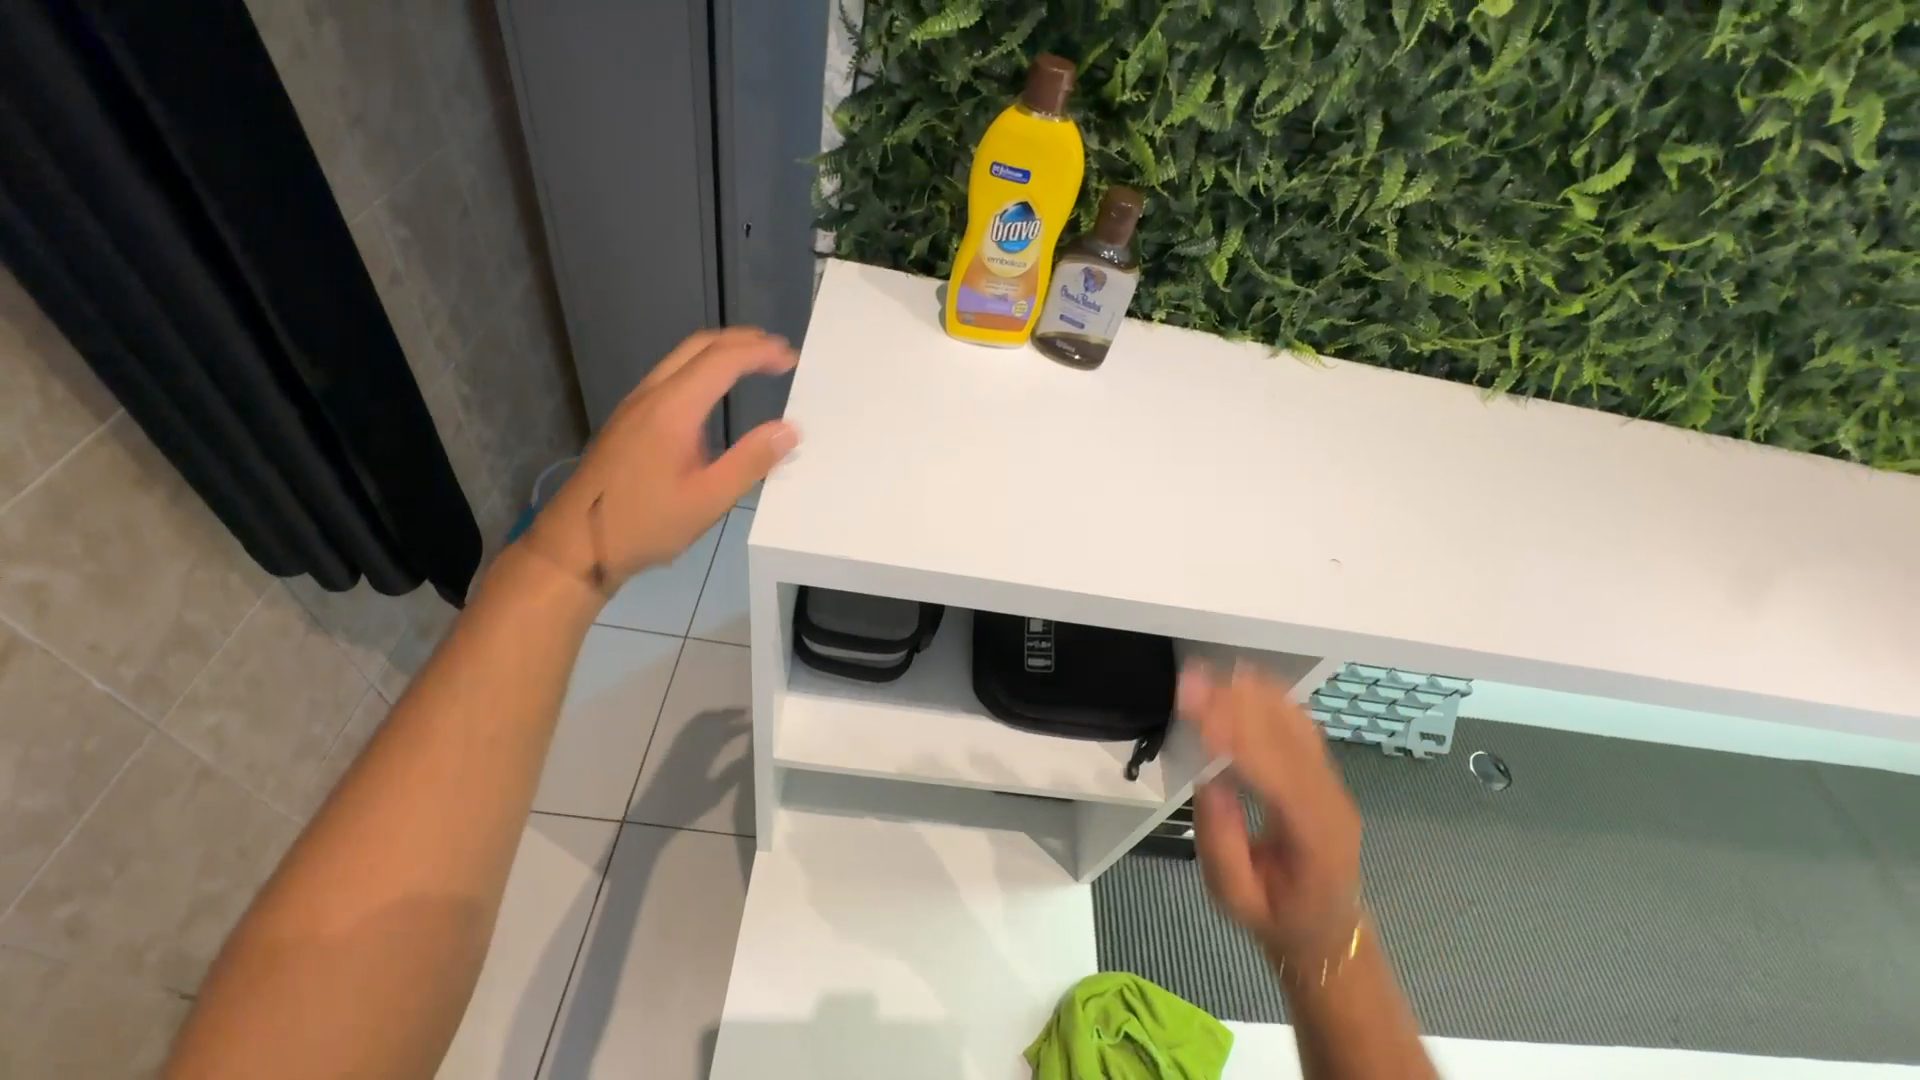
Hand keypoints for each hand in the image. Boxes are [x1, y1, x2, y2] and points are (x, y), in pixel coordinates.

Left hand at [520, 328, 797, 591]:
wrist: (576, 543)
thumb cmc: (645, 524)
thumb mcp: (708, 500)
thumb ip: (751, 461)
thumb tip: (789, 430)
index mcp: (673, 410)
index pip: (723, 360)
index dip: (760, 352)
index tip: (791, 359)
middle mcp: (651, 396)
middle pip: (699, 346)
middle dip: (741, 341)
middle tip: (777, 352)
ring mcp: (635, 406)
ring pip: (681, 359)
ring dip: (720, 353)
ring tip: (753, 364)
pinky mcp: (628, 421)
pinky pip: (670, 377)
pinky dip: (702, 370)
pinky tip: (714, 393)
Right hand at [1185, 663, 1363, 962]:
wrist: (1326, 927)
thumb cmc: (1274, 916)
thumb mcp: (1234, 900)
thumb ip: (1222, 846)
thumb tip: (1211, 782)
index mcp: (1314, 839)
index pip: (1278, 777)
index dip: (1240, 740)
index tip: (1201, 715)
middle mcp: (1331, 801)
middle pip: (1287, 740)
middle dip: (1238, 706)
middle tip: (1191, 683)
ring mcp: (1332, 783)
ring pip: (1295, 726)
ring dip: (1250, 695)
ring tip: (1206, 675)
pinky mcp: (1323, 771)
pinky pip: (1300, 725)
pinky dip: (1269, 698)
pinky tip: (1241, 681)